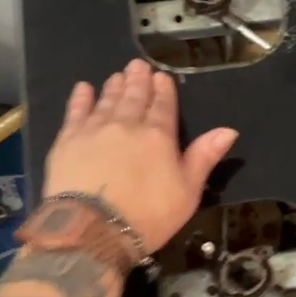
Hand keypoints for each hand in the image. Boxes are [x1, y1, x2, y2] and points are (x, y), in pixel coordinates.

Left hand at [43, 59, 238, 252]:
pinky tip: (83, 88)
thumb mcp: (188, 191)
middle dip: (138, 81)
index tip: (162, 77)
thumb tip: (228, 130)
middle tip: (138, 65)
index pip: (163, 106)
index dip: (164, 91)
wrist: (92, 230)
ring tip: (118, 75)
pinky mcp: (67, 141)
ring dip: (114, 87)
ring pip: (107, 101)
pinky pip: (75, 112)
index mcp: (159, 136)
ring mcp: (95, 130)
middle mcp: (127, 125)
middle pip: (134, 98)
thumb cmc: (148, 215)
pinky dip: (80, 99)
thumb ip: (204, 157)